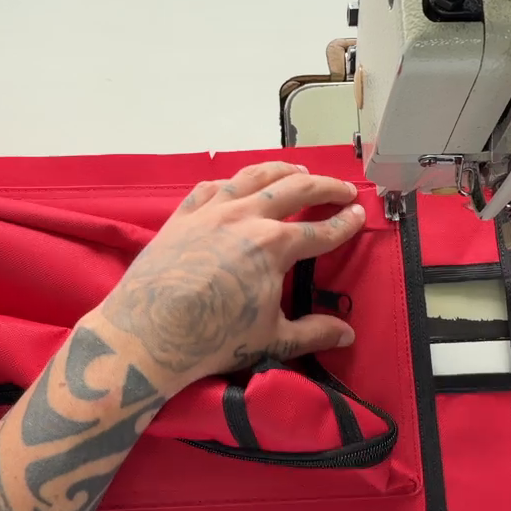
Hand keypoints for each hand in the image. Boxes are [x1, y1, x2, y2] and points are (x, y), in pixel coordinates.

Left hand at [91, 160, 364, 396]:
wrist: (149, 333)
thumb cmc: (213, 340)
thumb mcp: (271, 340)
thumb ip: (312, 333)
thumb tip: (346, 335)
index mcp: (274, 246)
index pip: (321, 230)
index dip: (345, 223)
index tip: (360, 214)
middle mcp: (246, 218)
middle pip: (295, 189)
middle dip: (325, 186)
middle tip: (343, 188)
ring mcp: (212, 211)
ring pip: (254, 176)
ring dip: (282, 170)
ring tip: (299, 170)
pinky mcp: (183, 215)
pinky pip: (212, 187)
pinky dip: (233, 181)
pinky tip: (240, 182)